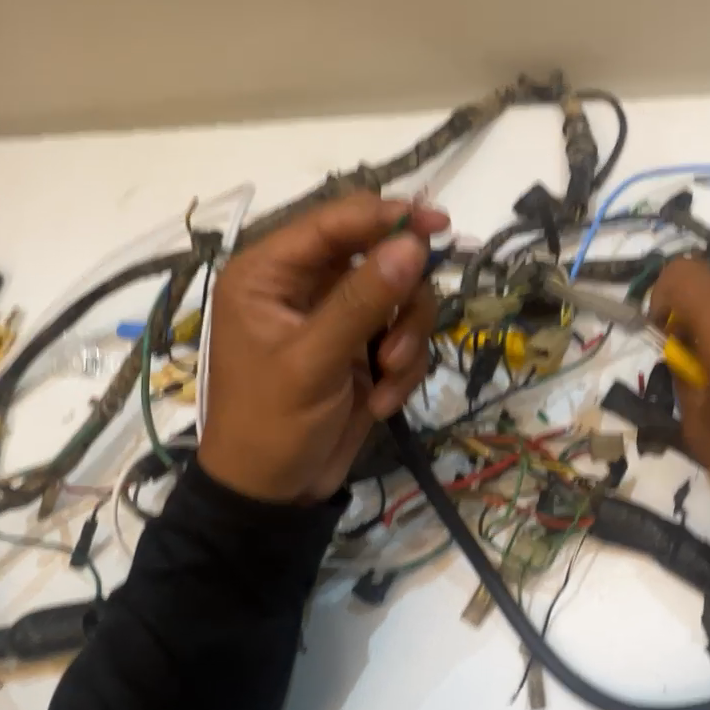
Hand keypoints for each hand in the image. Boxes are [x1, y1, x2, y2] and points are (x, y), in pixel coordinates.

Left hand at [199, 195, 447, 502]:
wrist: (275, 492)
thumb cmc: (272, 422)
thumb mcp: (314, 360)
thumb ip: (364, 299)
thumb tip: (413, 243)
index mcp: (270, 273)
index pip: (335, 221)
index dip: (387, 218)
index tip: (438, 225)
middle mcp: (306, 285)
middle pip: (380, 256)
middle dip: (401, 299)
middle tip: (402, 338)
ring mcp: (339, 316)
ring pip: (402, 297)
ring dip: (406, 340)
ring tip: (387, 377)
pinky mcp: (363, 347)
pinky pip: (406, 335)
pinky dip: (404, 368)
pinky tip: (380, 400)